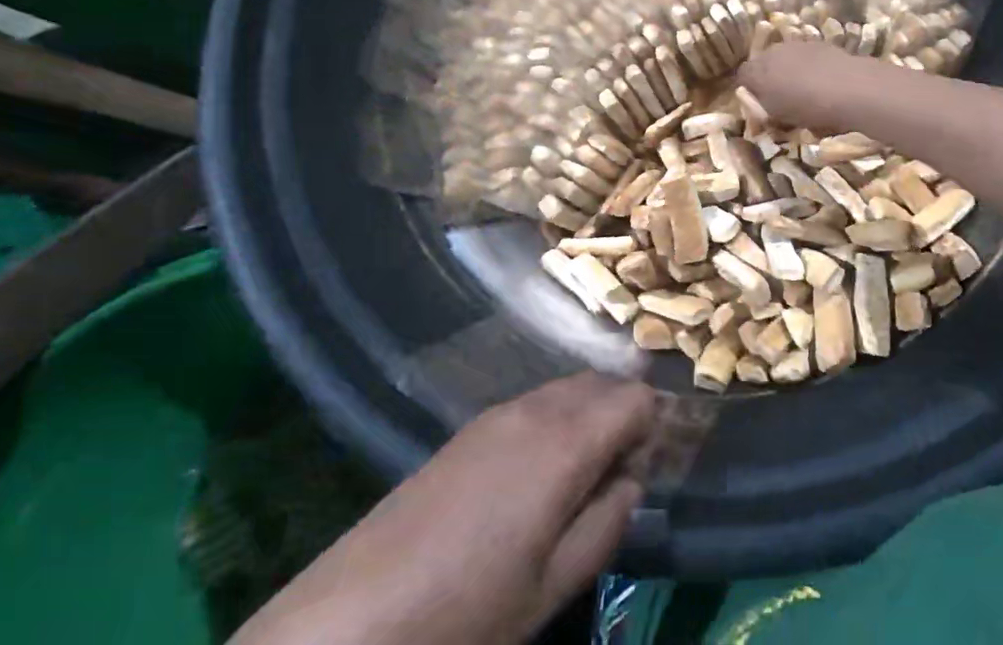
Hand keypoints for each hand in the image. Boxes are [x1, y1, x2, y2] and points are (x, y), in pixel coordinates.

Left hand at [231, 373, 656, 644]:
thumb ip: (608, 524)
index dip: (655, 422)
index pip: (635, 397)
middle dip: (624, 410)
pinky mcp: (466, 431)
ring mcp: (494, 416)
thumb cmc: (467, 611)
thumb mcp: (554, 586)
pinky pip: (532, 404)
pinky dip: (555, 419)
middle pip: (601, 382)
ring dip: (589, 412)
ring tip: (582, 471)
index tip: (651, 463)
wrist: (347, 623)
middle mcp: (534, 411)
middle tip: (624, 466)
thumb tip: (630, 482)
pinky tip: (536, 473)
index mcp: (565, 443)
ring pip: (565, 389)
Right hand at [739, 42, 862, 130]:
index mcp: (758, 71)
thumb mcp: (779, 118)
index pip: (742, 76)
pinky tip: (823, 81)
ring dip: (789, 70)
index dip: (748, 89)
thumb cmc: (809, 109)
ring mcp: (798, 45)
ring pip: (785, 57)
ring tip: (804, 89)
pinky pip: (806, 56)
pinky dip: (809, 66)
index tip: (758, 103)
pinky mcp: (819, 44)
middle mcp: (773, 52)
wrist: (851, 89)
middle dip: (768, 77)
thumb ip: (764, 109)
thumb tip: (759, 107)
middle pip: (763, 63)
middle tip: (780, 97)